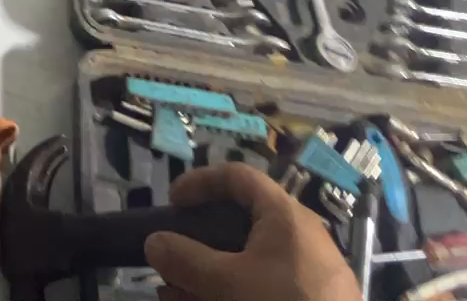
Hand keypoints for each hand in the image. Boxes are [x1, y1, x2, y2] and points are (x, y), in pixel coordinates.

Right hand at [144, 164, 359, 300]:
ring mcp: (311, 275)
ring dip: (210, 274)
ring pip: (249, 260)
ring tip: (178, 296)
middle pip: (240, 222)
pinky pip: (266, 286)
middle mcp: (302, 238)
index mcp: (285, 216)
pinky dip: (235, 293)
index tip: (173, 203)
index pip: (237, 177)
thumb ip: (186, 260)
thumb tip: (154, 242)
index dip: (200, 182)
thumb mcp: (228, 286)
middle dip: (199, 242)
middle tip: (173, 258)